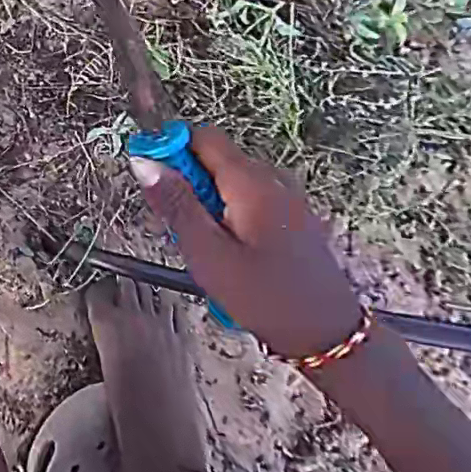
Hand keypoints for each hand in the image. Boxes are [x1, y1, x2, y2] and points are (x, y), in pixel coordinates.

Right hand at [130, 126, 361, 358]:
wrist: (326, 334)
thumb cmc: (264, 296)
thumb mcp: (207, 252)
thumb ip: (175, 203)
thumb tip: (144, 162)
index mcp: (250, 184)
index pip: (201, 136)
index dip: (168, 149)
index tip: (153, 180)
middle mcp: (271, 180)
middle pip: (212, 156)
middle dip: (184, 181)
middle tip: (176, 224)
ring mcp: (284, 197)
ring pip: (225, 178)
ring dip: (202, 199)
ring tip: (200, 242)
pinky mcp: (288, 215)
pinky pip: (243, 196)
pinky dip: (223, 211)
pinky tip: (223, 247)